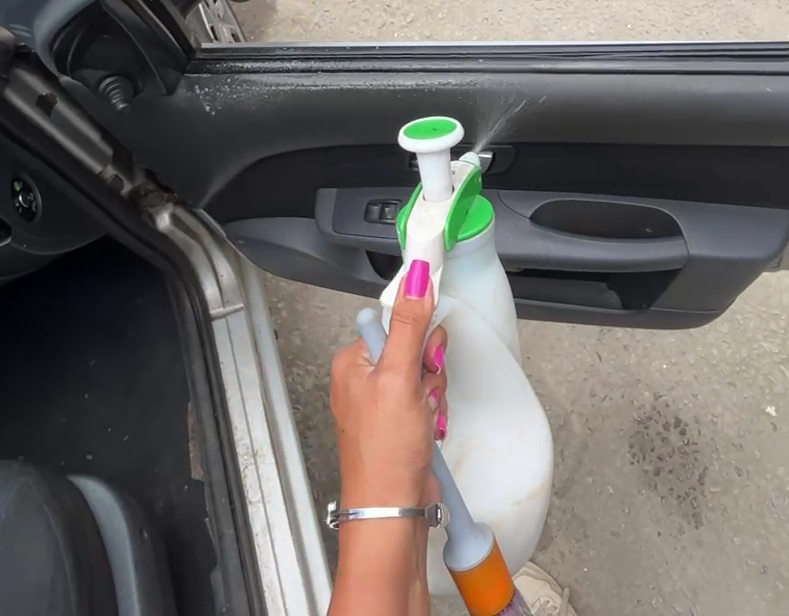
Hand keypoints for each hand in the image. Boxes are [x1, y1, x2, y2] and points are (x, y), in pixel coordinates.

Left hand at [329, 260, 448, 509]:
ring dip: (435, 393)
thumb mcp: (399, 377)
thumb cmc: (384, 452)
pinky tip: (428, 428)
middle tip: (422, 393)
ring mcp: (383, 400)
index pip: (398, 321)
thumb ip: (410, 324)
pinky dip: (434, 411)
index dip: (420, 338)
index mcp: (354, 360)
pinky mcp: (400, 419)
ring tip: (424, 417)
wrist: (393, 511)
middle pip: (416, 346)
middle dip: (430, 371)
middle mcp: (365, 378)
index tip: (426, 357)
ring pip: (427, 373)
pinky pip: (428, 397)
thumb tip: (417, 277)